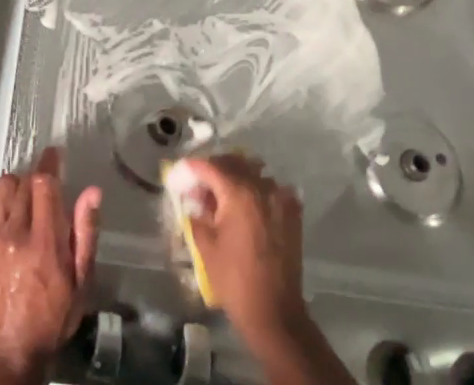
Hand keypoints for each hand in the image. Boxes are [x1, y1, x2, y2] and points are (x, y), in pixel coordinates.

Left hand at [0, 147, 101, 380]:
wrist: (11, 346)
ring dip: (16, 186)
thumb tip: (92, 192)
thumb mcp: (81, 280)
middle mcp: (16, 232)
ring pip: (1, 186)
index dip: (50, 164)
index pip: (44, 184)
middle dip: (36, 178)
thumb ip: (85, 233)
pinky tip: (4, 209)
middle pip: (22, 181)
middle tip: (47, 188)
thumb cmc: (54, 315)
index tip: (55, 155)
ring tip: (26, 200)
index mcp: (45, 242)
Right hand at [165, 154, 306, 340]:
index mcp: (238, 193)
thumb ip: (197, 214)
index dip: (192, 168)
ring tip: (222, 196)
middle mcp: (262, 188)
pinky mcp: (293, 213)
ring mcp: (281, 199)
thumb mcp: (205, 246)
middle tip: (199, 185)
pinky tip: (246, 206)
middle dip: (214, 169)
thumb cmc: (233, 279)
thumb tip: (195, 200)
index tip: (181, 173)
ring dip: (236, 177)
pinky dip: (256, 190)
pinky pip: (271, 189)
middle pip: (234, 163)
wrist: (274, 310)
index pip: (210, 167)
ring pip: (254, 174)